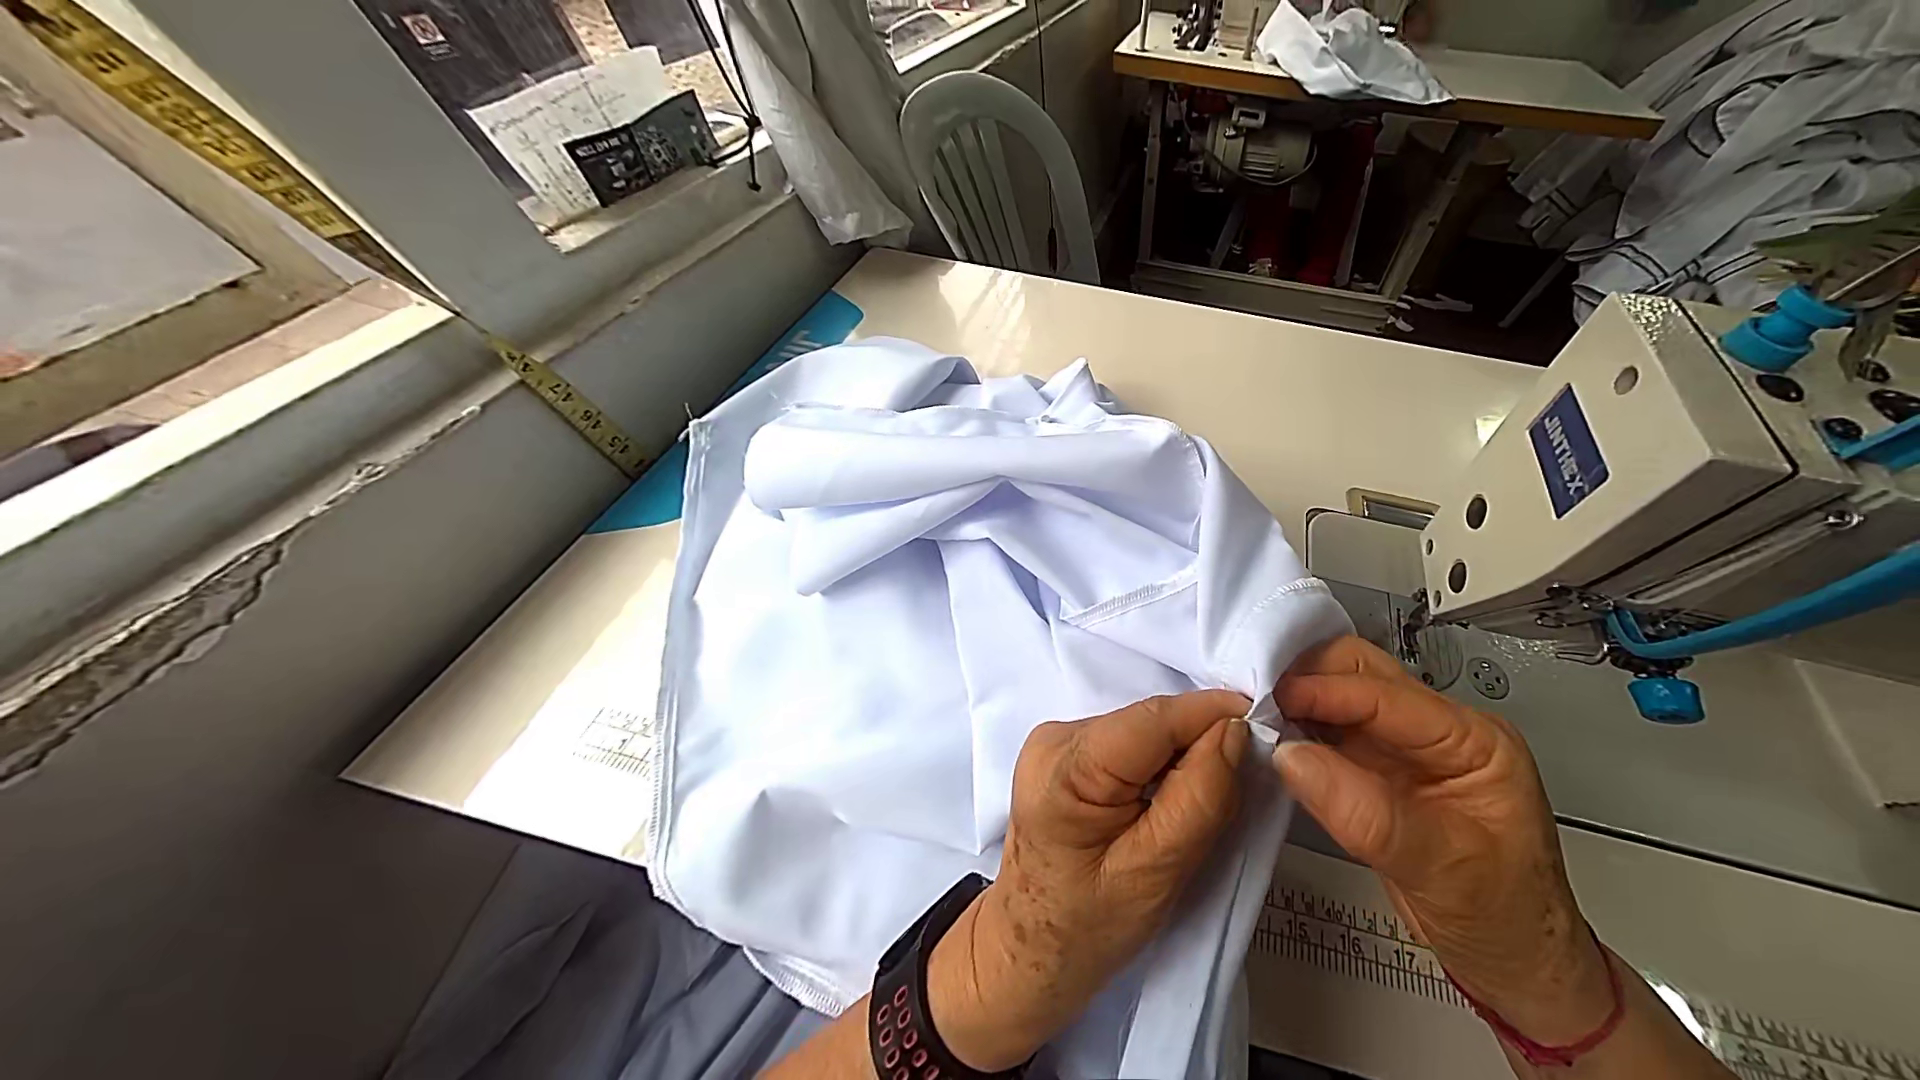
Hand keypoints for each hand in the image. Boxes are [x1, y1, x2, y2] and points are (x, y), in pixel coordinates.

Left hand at [928, 691, 1251, 1069]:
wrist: (1031, 943)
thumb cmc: (1088, 925)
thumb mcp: (1155, 873)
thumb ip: (1198, 799)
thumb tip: (1234, 732)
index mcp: (1065, 767)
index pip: (1152, 718)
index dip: (1213, 714)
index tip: (1268, 724)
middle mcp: (1055, 738)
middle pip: (1147, 720)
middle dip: (1201, 738)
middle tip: (1246, 774)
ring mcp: (1054, 741)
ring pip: (1141, 729)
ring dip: (1180, 753)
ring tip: (1205, 796)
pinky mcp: (1063, 752)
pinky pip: (1127, 741)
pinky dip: (1158, 762)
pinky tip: (1168, 797)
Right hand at [1271, 636, 1614, 1045]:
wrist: (1509, 963)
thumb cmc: (1504, 920)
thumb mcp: (1440, 869)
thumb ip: (1365, 813)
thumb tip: (1291, 757)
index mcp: (1472, 740)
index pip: (1385, 695)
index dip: (1324, 691)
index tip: (1271, 699)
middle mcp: (1432, 729)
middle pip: (1359, 670)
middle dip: (1304, 676)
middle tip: (1257, 698)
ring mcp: (1396, 745)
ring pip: (1334, 691)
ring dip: (1293, 697)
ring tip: (1254, 715)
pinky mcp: (1367, 764)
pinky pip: (1321, 726)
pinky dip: (1291, 724)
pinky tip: (1268, 737)